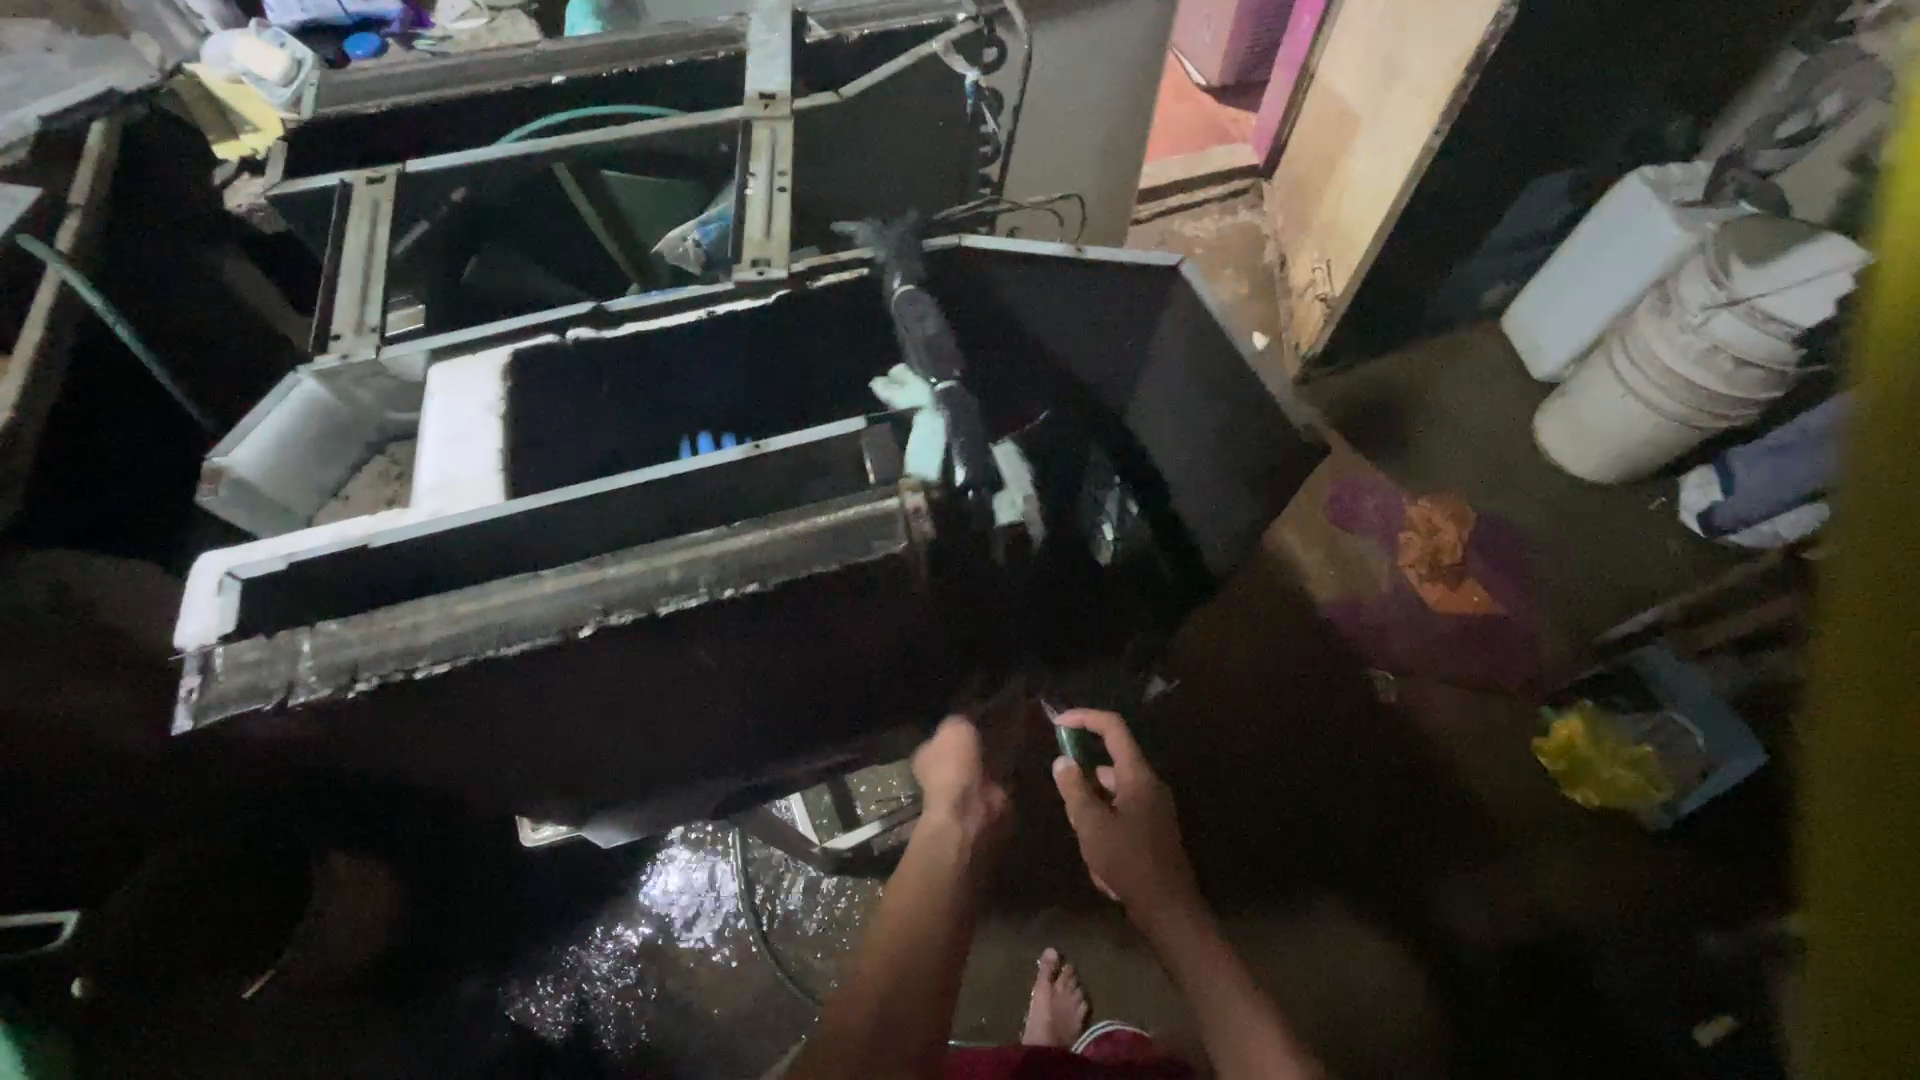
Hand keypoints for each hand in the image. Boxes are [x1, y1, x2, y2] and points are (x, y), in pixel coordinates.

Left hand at [913, 715, 1010, 845]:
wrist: (962, 809)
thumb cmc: (953, 764)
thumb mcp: (956, 728)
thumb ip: (959, 722)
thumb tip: (963, 722)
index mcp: (924, 755)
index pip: (937, 741)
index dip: (953, 735)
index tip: (972, 728)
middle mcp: (933, 776)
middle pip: (955, 760)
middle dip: (971, 755)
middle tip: (990, 743)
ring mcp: (953, 796)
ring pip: (972, 778)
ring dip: (986, 772)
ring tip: (1002, 760)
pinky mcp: (972, 811)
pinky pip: (987, 794)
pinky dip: (997, 789)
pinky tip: (1007, 779)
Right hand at [1051, 709, 1199, 923]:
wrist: (1167, 908)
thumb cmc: (1128, 862)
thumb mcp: (1091, 825)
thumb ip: (1075, 789)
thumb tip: (1063, 761)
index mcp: (1137, 775)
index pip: (1113, 728)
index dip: (1084, 718)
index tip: (1057, 724)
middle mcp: (1149, 784)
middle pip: (1110, 762)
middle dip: (1083, 780)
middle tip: (1069, 808)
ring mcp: (1153, 806)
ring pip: (1112, 791)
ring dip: (1091, 807)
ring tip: (1085, 840)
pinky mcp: (1153, 827)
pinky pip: (1121, 810)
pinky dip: (1104, 822)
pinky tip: (1097, 856)